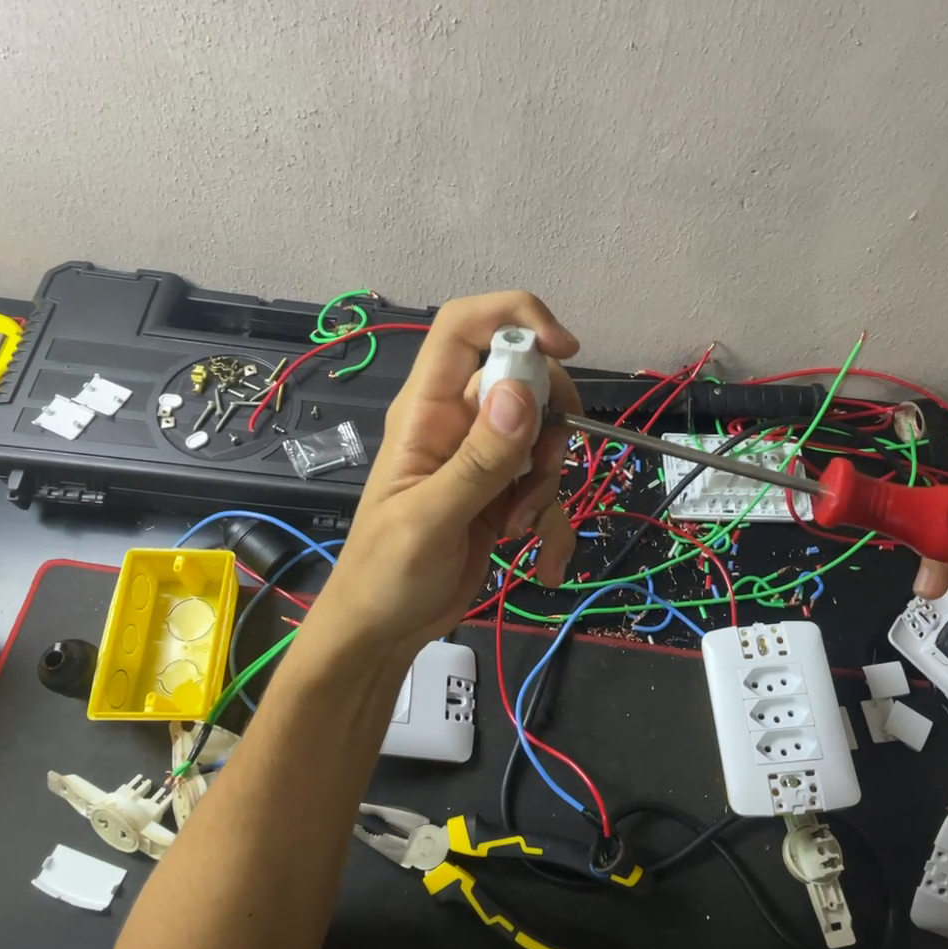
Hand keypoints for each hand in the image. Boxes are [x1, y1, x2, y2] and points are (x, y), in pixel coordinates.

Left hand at [312, 291, 582, 655]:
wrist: (383, 631)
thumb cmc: (385, 575)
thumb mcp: (430, 520)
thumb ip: (478, 460)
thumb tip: (522, 394)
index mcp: (427, 412)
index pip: (466, 327)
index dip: (516, 318)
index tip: (564, 349)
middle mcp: (458, 425)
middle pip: (525, 383)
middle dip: (548, 426)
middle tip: (538, 472)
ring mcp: (481, 462)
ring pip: (543, 440)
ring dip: (546, 486)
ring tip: (517, 529)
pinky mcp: (501, 497)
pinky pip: (546, 492)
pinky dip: (554, 527)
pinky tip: (543, 564)